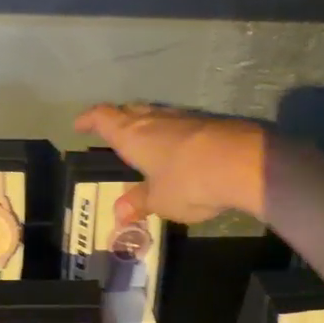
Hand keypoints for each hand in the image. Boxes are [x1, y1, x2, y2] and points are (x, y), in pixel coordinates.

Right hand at [74, 104, 267, 223]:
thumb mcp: (160, 199)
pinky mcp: (208, 123)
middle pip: (129, 110)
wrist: (243, 162)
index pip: (103, 117)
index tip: (80, 125)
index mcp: (133, 134)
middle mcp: (154, 119)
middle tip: (110, 132)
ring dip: (145, 123)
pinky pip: (179, 123)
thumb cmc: (188, 181)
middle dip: (117, 119)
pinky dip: (170, 132)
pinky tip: (177, 147)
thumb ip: (138, 202)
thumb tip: (118, 212)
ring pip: (155, 114)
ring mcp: (183, 117)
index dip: (90, 119)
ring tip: (143, 140)